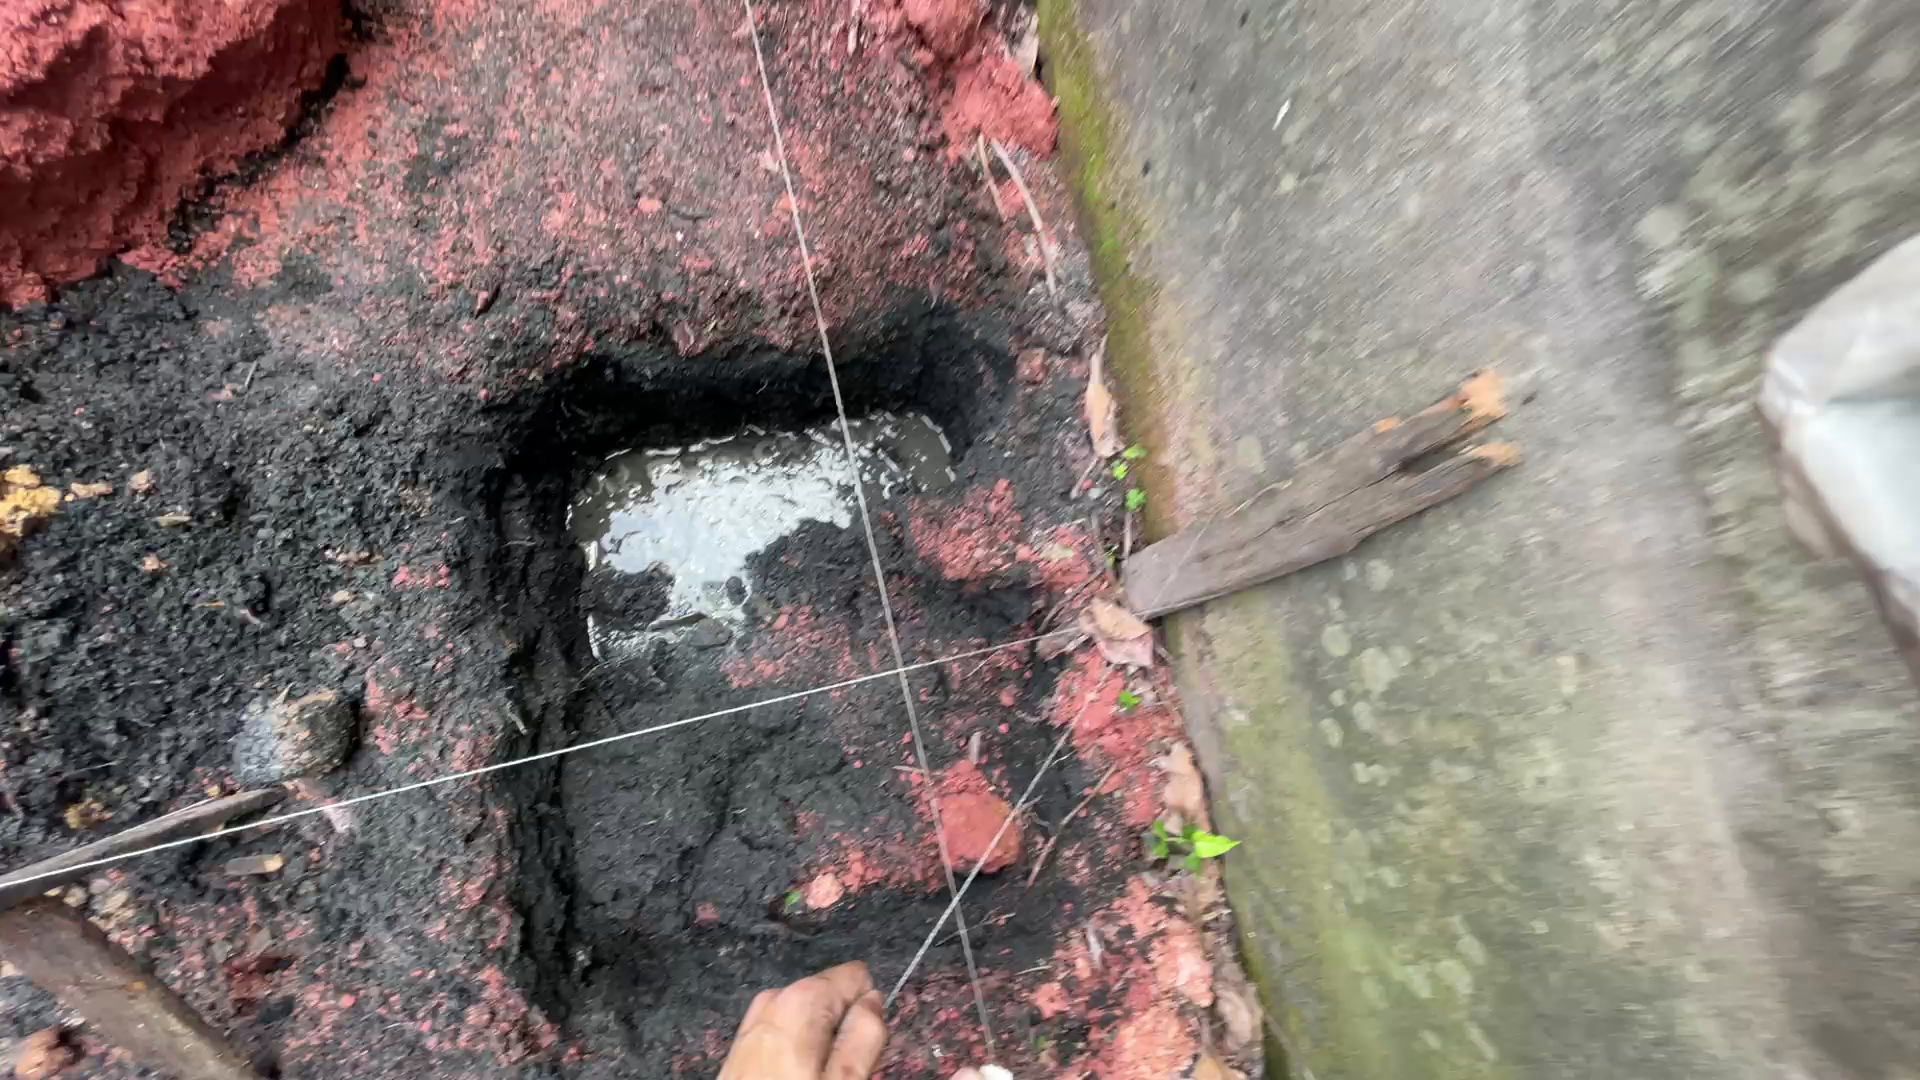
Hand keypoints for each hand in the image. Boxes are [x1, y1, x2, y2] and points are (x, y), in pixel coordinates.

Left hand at [719, 962, 888, 1079]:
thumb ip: (866, 1034)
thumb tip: (872, 1001)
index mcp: (804, 997)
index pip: (858, 978)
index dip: (863, 1017)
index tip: (851, 1054)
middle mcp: (777, 996)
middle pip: (832, 997)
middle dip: (839, 1033)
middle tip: (829, 1076)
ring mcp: (757, 1019)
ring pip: (810, 1018)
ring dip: (817, 1046)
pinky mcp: (744, 1041)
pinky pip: (786, 1033)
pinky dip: (793, 1054)